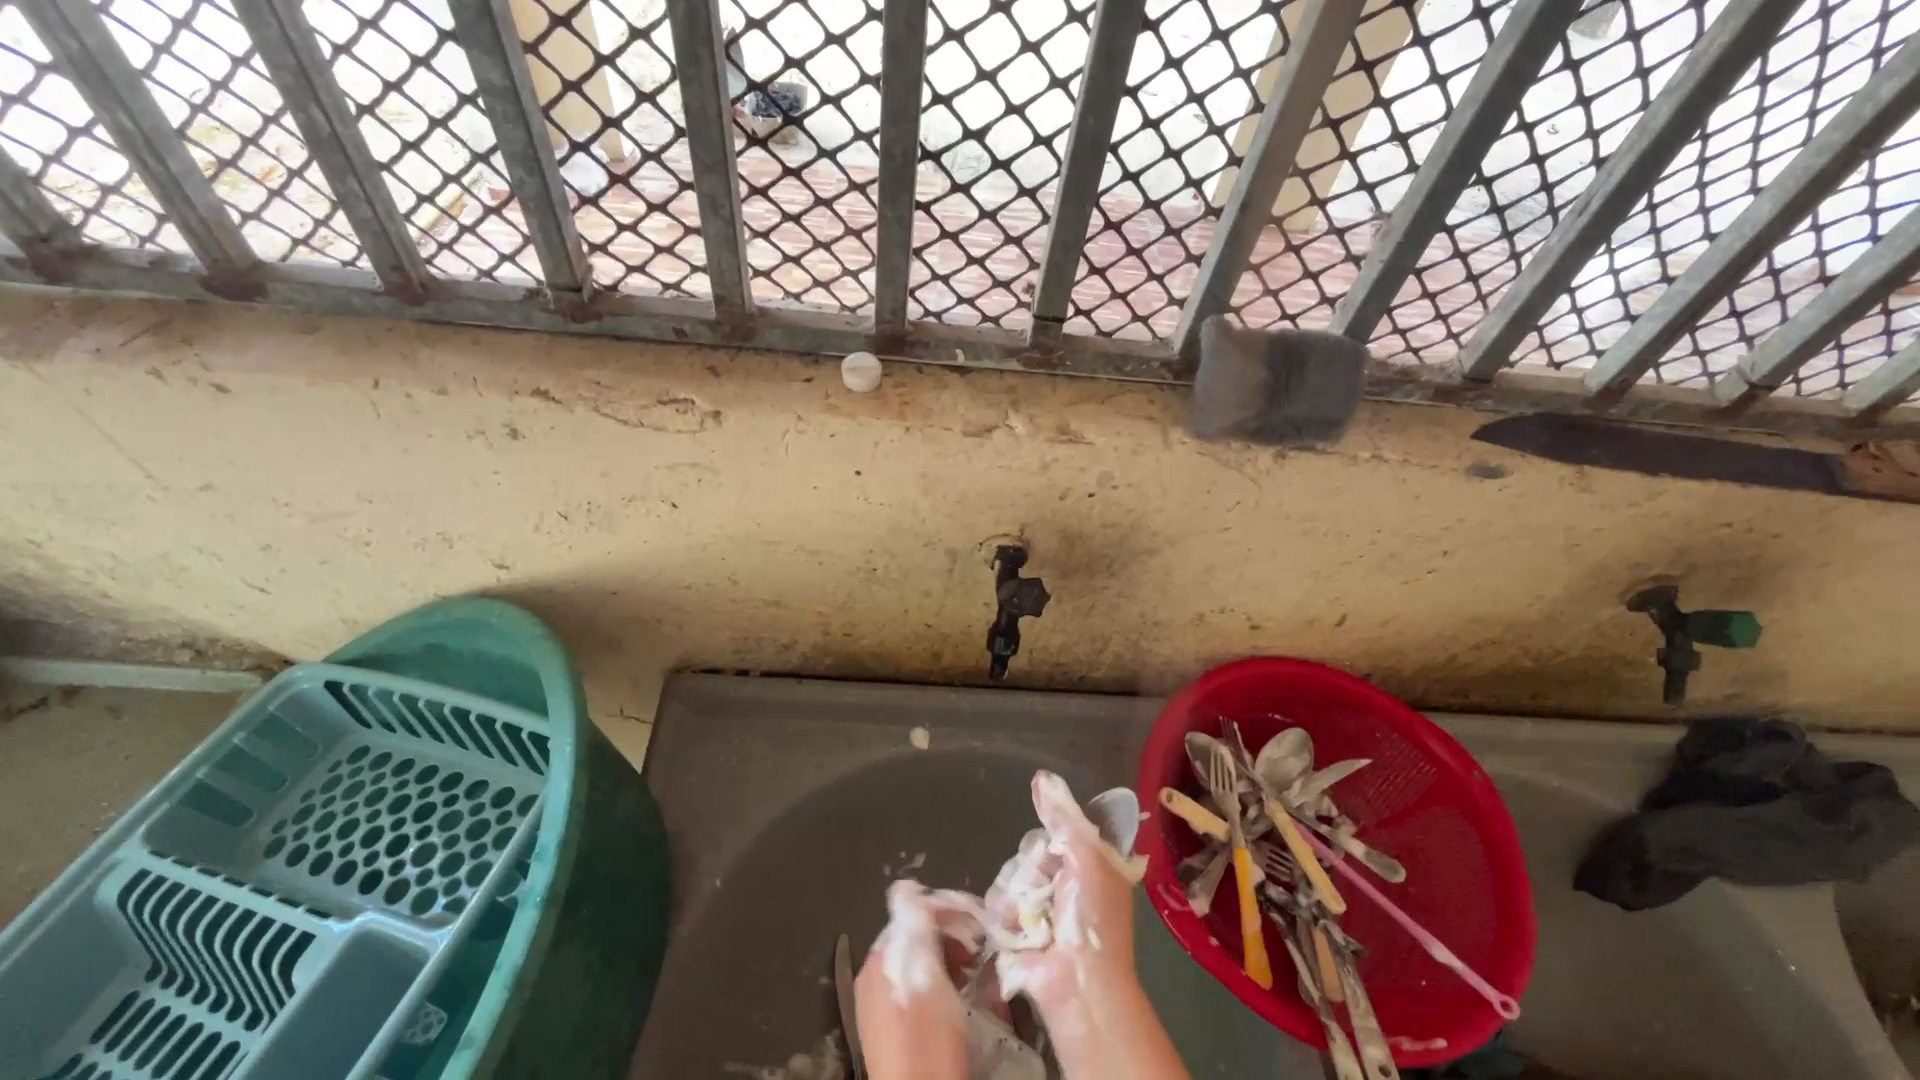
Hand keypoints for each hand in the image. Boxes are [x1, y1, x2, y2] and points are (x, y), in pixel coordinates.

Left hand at [854, 880, 967, 1079]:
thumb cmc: (927, 1041)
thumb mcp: (926, 977)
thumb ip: (914, 926)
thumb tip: (905, 884)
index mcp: (880, 959)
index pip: (914, 913)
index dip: (950, 911)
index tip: (982, 921)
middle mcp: (874, 975)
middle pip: (916, 937)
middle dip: (951, 934)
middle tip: (981, 949)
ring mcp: (879, 1003)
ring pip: (918, 962)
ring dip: (948, 958)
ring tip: (974, 972)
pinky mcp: (890, 1027)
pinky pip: (917, 987)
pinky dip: (941, 982)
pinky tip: (958, 997)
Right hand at [991, 772, 1191, 1079]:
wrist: (1078, 983)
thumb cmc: (1093, 919)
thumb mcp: (1087, 857)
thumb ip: (1062, 816)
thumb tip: (1040, 776)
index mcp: (1090, 862)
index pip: (1056, 828)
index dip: (1054, 840)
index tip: (1060, 854)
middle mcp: (1064, 879)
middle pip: (1028, 848)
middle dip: (1034, 868)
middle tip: (1052, 891)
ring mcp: (1037, 903)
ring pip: (1008, 873)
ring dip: (1020, 895)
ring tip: (1037, 919)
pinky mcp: (1013, 925)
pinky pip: (995, 900)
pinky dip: (1007, 916)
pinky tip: (1022, 932)